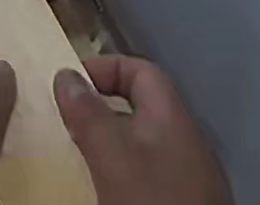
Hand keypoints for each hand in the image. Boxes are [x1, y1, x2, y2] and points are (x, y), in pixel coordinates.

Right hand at [54, 56, 234, 204]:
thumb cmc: (152, 202)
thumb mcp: (111, 155)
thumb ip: (87, 113)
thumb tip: (66, 75)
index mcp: (173, 115)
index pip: (140, 69)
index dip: (104, 68)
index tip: (70, 85)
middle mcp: (188, 141)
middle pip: (141, 108)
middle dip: (103, 111)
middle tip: (70, 124)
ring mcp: (194, 180)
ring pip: (145, 145)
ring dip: (112, 147)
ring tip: (83, 162)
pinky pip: (153, 177)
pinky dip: (127, 178)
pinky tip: (109, 195)